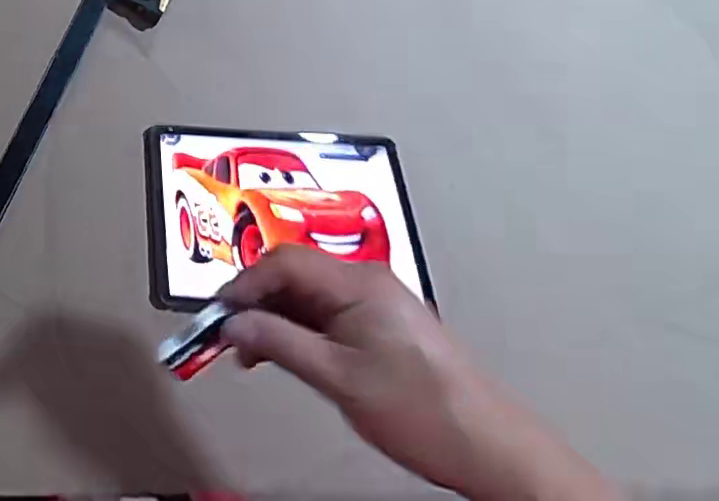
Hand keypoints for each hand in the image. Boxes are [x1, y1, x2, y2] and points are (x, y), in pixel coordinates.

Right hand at [218, 247, 619, 500]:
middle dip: (256, 302)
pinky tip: (285, 352)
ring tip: (253, 351)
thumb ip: (279, 344)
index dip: (244, 284)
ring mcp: (374, 301)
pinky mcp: (379, 321)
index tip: (220, 311)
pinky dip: (297, 328)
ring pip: (304, 294)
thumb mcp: (340, 380)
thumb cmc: (430, 415)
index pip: (283, 263)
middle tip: (230, 332)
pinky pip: (322, 311)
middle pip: (291, 274)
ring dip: (274, 318)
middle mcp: (365, 282)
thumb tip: (233, 324)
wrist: (499, 456)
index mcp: (358, 283)